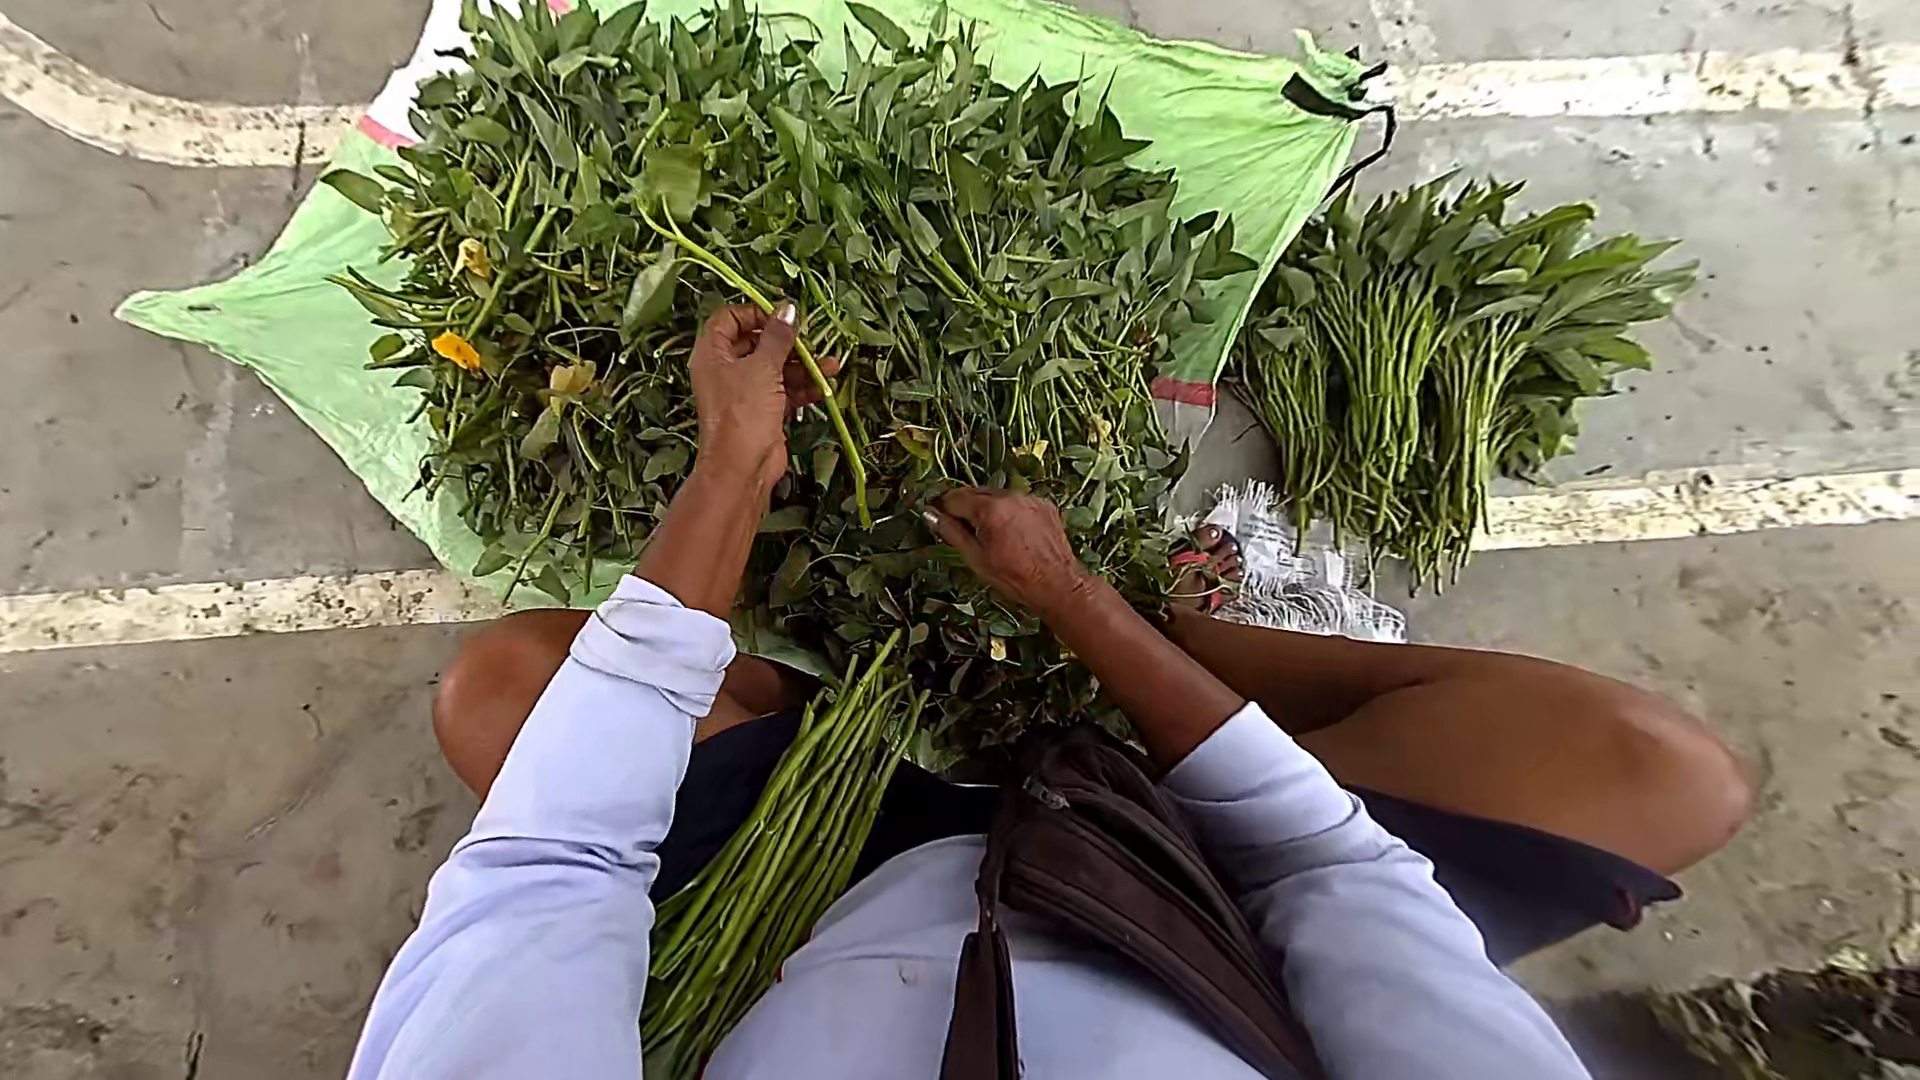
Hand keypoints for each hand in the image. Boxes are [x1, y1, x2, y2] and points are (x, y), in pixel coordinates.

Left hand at [689, 303, 840, 489]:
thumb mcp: (762, 368)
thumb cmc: (743, 413)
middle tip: (810, 341)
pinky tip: (823, 386)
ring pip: (776, 369)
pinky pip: (784, 391)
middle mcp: (726, 370)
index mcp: (713, 354)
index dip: (755, 313)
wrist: (743, 466)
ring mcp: (746, 392)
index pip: (729, 319)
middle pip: (757, 344)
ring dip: (802, 367)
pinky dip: (802, 388)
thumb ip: (777, 337)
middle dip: (787, 343)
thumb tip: (788, 309)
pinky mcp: (764, 411)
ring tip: (830, 365)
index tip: (782, 316)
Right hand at [922, 488, 1096, 618]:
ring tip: (992, 537)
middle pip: (975, 493)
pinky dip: (1009, 512)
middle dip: (965, 508)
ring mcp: (1029, 498)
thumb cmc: (1014, 577)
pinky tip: (1013, 534)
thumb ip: (951, 532)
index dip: (943, 509)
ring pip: (996, 496)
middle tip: (965, 532)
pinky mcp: (1044, 504)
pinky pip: (1017, 502)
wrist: (1057, 584)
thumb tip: (930, 515)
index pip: (954, 497)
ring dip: (988, 509)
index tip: (941, 521)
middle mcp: (1010, 496)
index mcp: (990, 509)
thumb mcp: (976, 558)